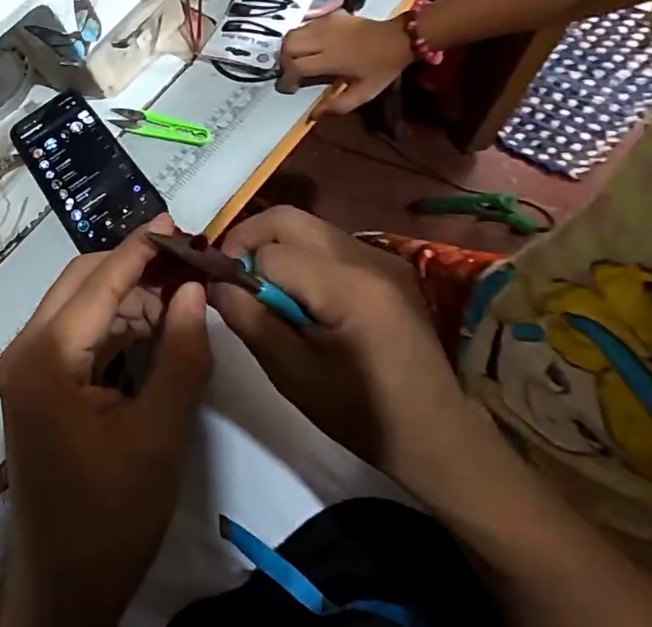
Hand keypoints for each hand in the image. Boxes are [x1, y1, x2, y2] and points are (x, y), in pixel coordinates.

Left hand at [0, 217, 212, 626]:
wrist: (64, 588)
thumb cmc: (112, 514)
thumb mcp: (159, 434)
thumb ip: (182, 355)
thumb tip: (194, 288)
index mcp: (46, 357)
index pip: (101, 280)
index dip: (143, 249)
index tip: (182, 226)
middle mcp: (27, 350)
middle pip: (83, 282)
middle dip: (135, 267)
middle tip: (188, 262)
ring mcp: (28, 368)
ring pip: (82, 305)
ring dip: (129, 295)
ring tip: (180, 299)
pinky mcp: (39, 385)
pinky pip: (80, 334)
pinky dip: (117, 323)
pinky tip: (155, 329)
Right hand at [214, 207, 482, 480]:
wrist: (436, 433)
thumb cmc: (360, 413)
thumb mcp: (294, 375)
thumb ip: (251, 321)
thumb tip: (216, 283)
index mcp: (348, 287)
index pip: (272, 252)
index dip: (239, 269)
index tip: (225, 295)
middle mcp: (366, 257)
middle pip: (290, 219)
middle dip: (251, 238)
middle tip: (235, 276)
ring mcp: (382, 257)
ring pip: (310, 226)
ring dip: (277, 246)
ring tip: (265, 289)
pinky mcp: (388, 266)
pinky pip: (331, 242)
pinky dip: (303, 255)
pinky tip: (301, 294)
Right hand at [278, 12, 413, 117]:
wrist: (398, 38)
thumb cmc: (381, 68)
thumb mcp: (364, 93)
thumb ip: (337, 106)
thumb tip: (313, 116)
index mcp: (330, 59)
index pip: (295, 66)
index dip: (287, 80)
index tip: (288, 88)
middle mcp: (323, 38)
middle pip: (287, 46)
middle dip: (283, 61)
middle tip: (291, 73)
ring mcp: (325, 23)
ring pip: (293, 33)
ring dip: (289, 48)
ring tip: (297, 60)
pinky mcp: (330, 14)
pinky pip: (305, 24)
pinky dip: (301, 36)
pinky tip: (310, 46)